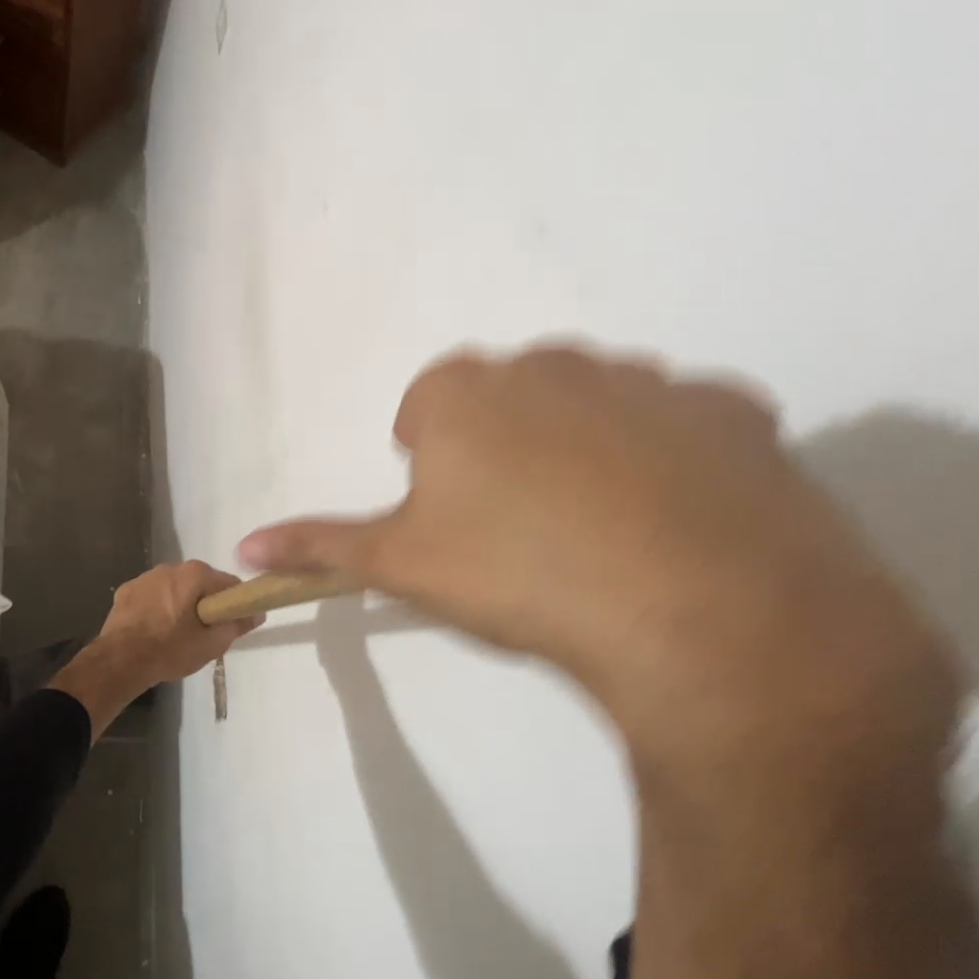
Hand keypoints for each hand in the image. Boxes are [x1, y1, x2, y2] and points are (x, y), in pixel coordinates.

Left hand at [52, 562, 260, 738]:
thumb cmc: (171, 649)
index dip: (233, 604)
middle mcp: (169, 567)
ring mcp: (144, 577)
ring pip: (173, 588)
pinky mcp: (126, 590)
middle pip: (199, 583)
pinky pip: (151, 596)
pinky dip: (156, 607)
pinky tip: (154, 630)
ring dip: (179, 603)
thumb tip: (257, 613)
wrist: (121, 660)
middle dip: (205, 603)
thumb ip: (237, 624)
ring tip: (177, 633)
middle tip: (204, 632)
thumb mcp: (212, 643)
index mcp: (194, 574)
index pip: (228, 583)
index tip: (231, 623)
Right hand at [237, 345, 953, 765]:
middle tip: (521, 531)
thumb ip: (319, 545)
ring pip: (594, 407)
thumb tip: (241, 547)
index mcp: (461, 391)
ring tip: (601, 533)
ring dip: (583, 450)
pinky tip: (676, 522)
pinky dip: (670, 459)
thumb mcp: (400, 565)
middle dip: (504, 450)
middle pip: (507, 401)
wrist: (703, 616)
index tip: (455, 523)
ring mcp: (650, 379)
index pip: (423, 412)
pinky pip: (683, 424)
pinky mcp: (737, 412)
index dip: (431, 469)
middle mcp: (551, 363)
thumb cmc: (518, 577)